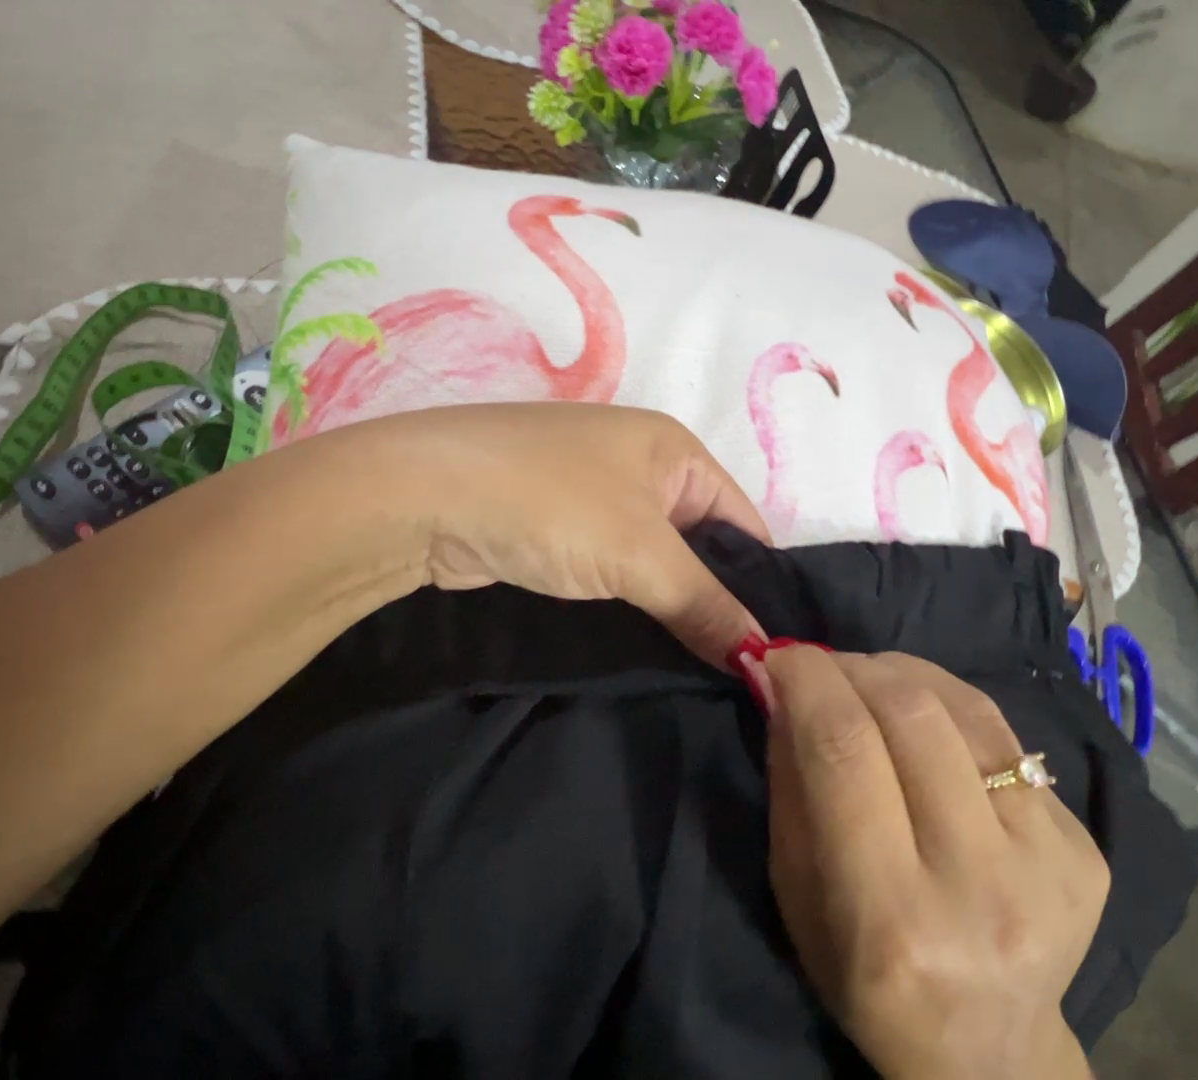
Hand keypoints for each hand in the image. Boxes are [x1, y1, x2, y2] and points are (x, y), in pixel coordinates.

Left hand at [323, 403, 768, 664]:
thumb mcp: (639, 553)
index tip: (776, 654)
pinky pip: (610, 575)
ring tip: (702, 678)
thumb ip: (706, 605)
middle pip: (700, 546)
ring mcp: (591, 499)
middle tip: (742, 677)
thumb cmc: (548, 504)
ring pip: (652, 565)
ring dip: (669, 612)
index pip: (744, 521)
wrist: (421, 498)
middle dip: (714, 604)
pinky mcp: (554, 534)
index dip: (761, 585)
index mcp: (674, 448)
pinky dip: (627, 609)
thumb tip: (769, 659)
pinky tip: (646, 655)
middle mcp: (638, 466)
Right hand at [751, 647, 1107, 1078]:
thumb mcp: (795, 893)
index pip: (844, 751)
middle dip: (852, 667)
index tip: (777, 655)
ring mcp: (1050, 866)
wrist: (986, 1048)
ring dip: (904, 673)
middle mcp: (981, 887)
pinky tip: (926, 720)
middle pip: (912, 716)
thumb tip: (783, 685)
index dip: (806, 681)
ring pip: (970, 712)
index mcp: (891, 916)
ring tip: (868, 676)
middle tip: (821, 664)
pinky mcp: (1090, 850)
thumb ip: (790, 785)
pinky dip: (952, 710)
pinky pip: (1009, 740)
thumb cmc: (863, 979)